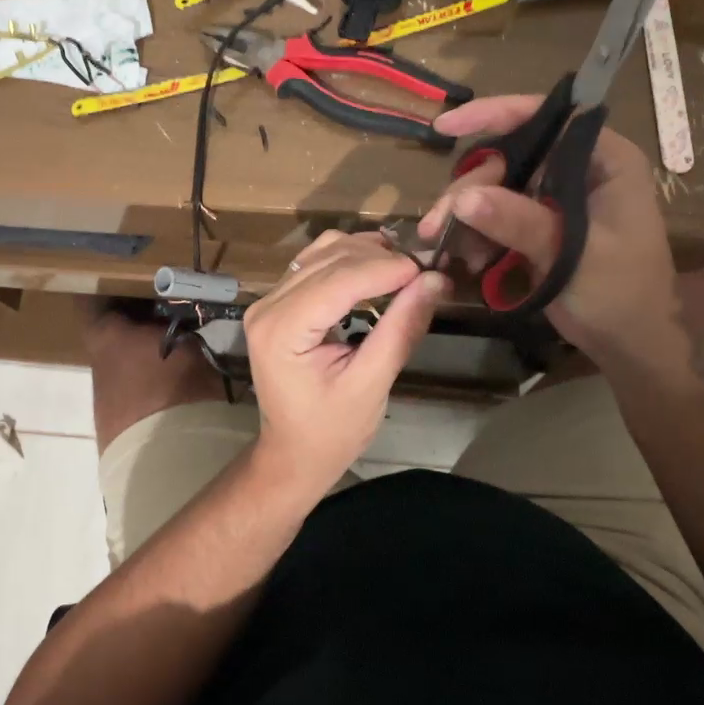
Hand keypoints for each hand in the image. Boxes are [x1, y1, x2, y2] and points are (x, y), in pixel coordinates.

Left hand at [245, 231, 446, 481]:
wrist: (294, 452)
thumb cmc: (331, 430)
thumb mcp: (372, 384)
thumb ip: (401, 330)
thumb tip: (435, 281)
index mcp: (282, 330)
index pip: (339, 280)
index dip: (387, 268)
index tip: (430, 270)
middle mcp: (268, 306)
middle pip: (331, 258)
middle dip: (381, 258)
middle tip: (426, 273)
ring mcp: (269, 301)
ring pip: (324, 251)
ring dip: (367, 253)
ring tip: (407, 272)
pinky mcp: (278, 302)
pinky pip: (316, 263)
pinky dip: (350, 260)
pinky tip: (379, 271)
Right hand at [419, 95, 681, 366]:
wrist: (631, 344)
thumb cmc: (620, 293)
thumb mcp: (573, 255)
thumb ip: (522, 223)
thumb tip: (465, 198)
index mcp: (604, 160)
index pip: (548, 117)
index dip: (495, 114)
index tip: (447, 127)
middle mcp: (579, 170)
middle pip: (511, 155)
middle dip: (471, 185)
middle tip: (438, 221)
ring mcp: (558, 198)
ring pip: (498, 186)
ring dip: (466, 213)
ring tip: (443, 243)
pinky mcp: (541, 226)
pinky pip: (499, 216)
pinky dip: (477, 233)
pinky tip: (466, 256)